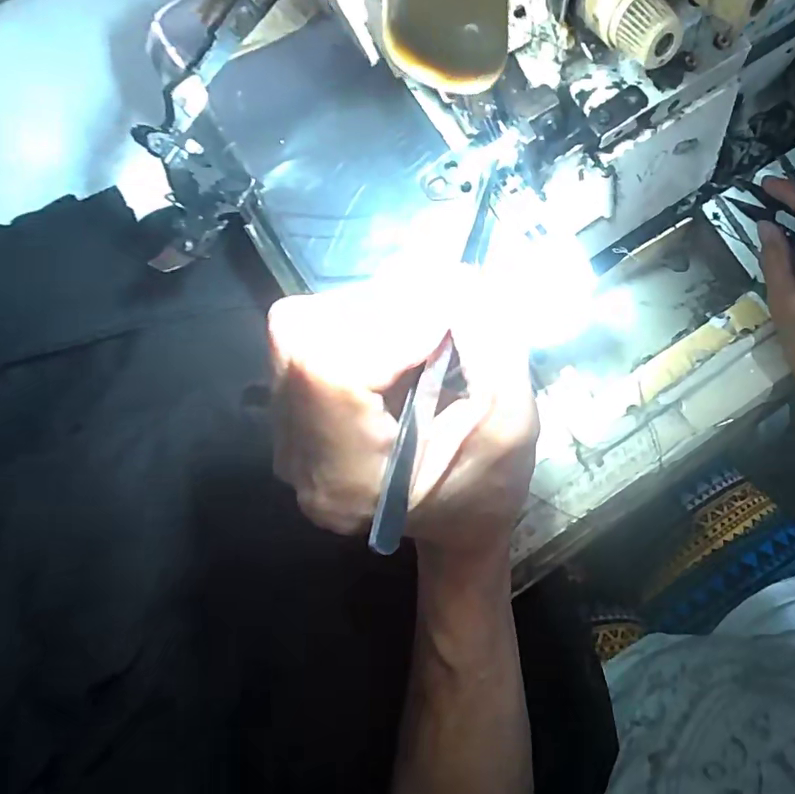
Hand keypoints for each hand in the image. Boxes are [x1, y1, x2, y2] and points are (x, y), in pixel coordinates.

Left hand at [267, 270, 538, 566]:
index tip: (445, 323)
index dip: (387, 328)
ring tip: (413, 334)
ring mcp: (286, 433)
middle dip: (375, 310)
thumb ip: (484, 341)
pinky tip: (391, 343)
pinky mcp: (290, 410)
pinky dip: (351, 321)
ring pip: (301, 328)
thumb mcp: (508, 416)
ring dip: (362, 311)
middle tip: (431, 319)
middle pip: (305, 338)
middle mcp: (298, 456)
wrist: (458, 517)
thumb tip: (451, 276)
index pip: (330, 372)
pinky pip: (305, 336)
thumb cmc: (488, 482)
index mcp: (349, 478)